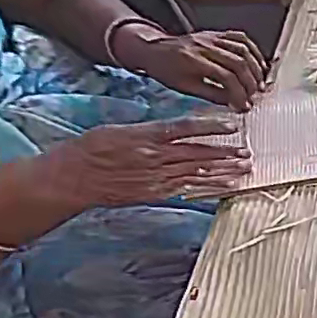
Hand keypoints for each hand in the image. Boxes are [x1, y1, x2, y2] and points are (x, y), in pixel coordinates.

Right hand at [39, 115, 250, 208]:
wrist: (70, 178)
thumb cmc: (89, 149)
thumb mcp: (118, 130)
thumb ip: (150, 132)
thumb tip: (176, 130)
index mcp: (145, 135)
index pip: (185, 128)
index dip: (212, 126)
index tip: (233, 125)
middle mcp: (155, 156)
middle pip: (199, 153)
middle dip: (226, 153)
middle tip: (247, 151)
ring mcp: (157, 176)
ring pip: (199, 171)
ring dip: (225, 170)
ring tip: (245, 167)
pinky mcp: (157, 192)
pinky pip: (189, 188)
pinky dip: (210, 186)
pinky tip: (228, 185)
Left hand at [116, 27, 269, 111]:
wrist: (152, 49)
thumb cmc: (165, 69)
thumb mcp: (186, 88)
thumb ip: (214, 95)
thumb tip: (237, 104)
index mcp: (192, 60)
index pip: (226, 77)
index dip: (240, 93)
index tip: (244, 105)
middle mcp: (203, 45)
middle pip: (239, 64)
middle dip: (251, 83)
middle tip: (254, 96)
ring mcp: (211, 38)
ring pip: (244, 50)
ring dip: (256, 69)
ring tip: (259, 83)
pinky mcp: (216, 34)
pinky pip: (241, 38)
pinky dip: (254, 51)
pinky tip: (258, 64)